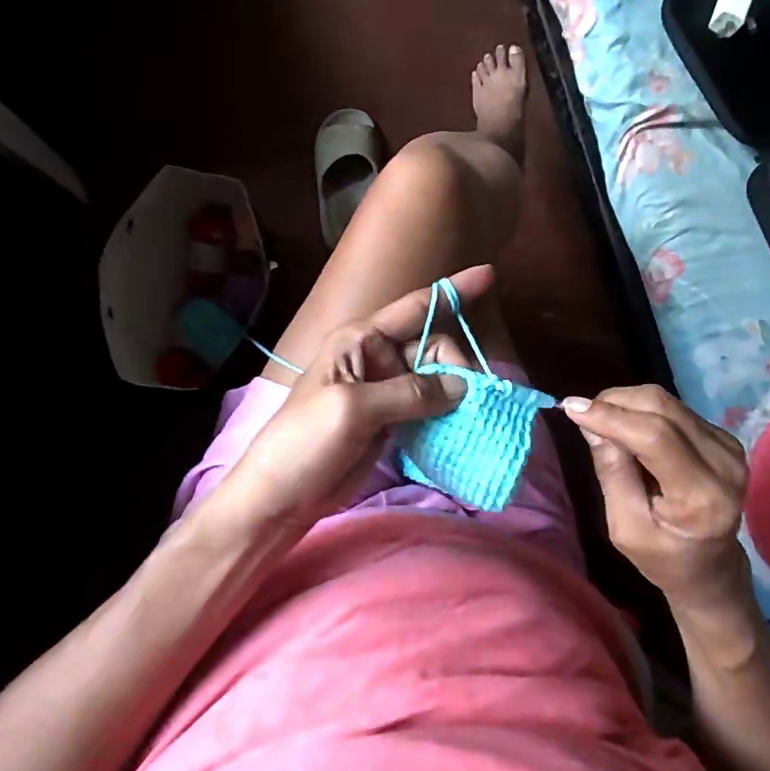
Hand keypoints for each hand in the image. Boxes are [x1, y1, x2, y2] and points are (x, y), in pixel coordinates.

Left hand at [204, 267, 492, 533]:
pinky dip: (448, 415)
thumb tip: (462, 386)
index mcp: (359, 341)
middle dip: (458, 364)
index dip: (451, 292)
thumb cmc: (305, 441)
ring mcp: (383, 392)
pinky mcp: (390, 422)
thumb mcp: (353, 409)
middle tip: (474, 398)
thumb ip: (408, 393)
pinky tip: (467, 426)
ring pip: (435, 380)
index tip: (490, 274)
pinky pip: (428, 408)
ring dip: (459, 391)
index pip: (413, 308)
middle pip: (432, 347)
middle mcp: (375, 359)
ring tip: (481, 411)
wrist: (280, 496)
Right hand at [561, 385, 751, 608]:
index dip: (610, 415)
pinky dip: (642, 411)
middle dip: (615, 402)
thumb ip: (611, 473)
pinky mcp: (724, 439)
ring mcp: (728, 448)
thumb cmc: (663, 558)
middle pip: (662, 408)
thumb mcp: (625, 528)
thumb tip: (590, 424)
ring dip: (627, 403)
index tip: (570, 407)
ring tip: (603, 422)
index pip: (655, 436)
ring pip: (667, 401)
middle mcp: (723, 464)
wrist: (711, 568)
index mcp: (700, 495)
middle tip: (584, 414)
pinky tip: (629, 429)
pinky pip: (674, 409)